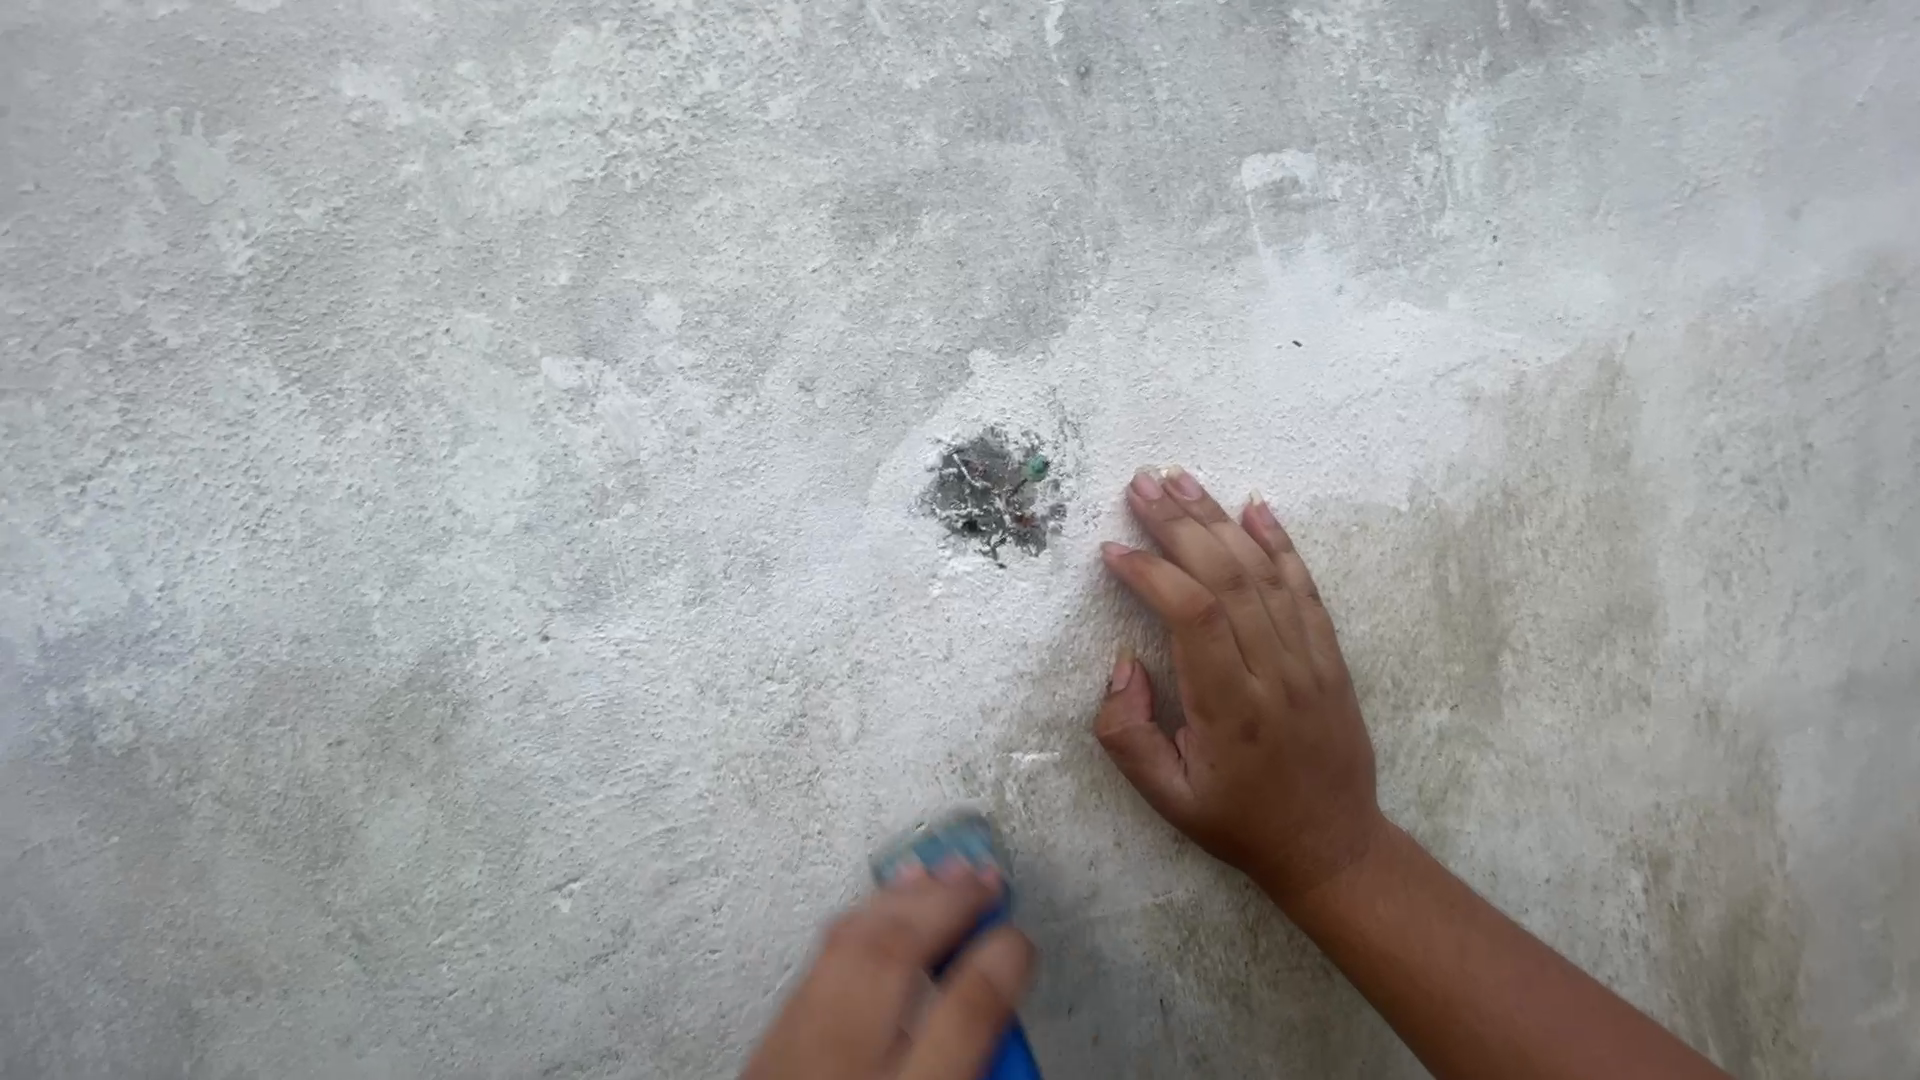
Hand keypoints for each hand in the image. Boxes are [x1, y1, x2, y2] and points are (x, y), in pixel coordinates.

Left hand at [741, 867, 1034, 1079]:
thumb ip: (969, 1061)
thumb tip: (1004, 1024)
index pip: (962, 1014)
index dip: (1000, 963)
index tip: (1022, 939)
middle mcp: (844, 1065)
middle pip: (897, 958)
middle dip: (947, 904)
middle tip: (987, 878)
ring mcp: (798, 1047)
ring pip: (851, 946)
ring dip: (902, 898)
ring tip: (941, 871)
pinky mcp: (772, 1042)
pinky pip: (819, 959)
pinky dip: (859, 918)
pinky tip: (879, 906)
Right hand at [1094, 467, 1385, 902]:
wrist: (1333, 846)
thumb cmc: (1238, 822)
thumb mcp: (1166, 799)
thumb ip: (1127, 733)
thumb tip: (1124, 662)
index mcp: (1231, 710)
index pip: (1193, 616)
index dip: (1151, 573)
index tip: (1112, 550)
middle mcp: (1276, 673)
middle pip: (1228, 577)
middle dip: (1179, 523)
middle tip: (1140, 483)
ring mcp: (1311, 660)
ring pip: (1264, 572)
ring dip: (1219, 519)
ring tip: (1180, 479)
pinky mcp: (1330, 655)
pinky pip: (1306, 588)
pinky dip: (1281, 542)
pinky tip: (1255, 506)